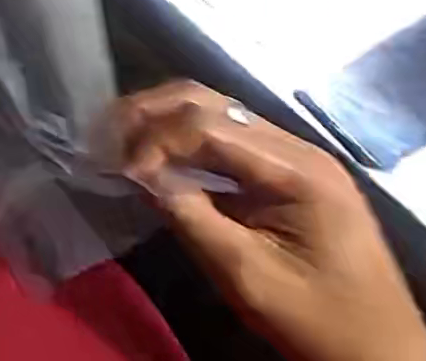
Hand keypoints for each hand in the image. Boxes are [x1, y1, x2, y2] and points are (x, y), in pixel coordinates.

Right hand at [112, 81, 425, 360]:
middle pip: (203, 100)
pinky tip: (151, 151)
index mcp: (300, 171)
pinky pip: (217, 129)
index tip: (120, 168)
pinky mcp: (280, 166)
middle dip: (147, 113)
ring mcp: (291, 153)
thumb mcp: (247, 275)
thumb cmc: (319, 324)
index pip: (206, 125)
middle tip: (105, 136)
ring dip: (157, 117)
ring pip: (205, 105)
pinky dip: (175, 133)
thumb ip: (188, 213)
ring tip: (120, 139)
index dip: (153, 140)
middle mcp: (297, 147)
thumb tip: (134, 170)